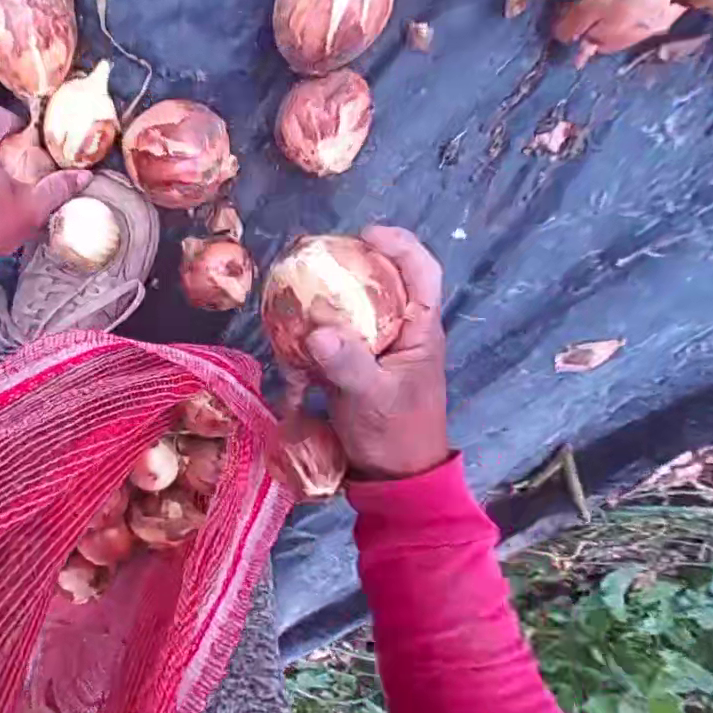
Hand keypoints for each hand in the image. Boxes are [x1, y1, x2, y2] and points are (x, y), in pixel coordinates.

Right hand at [302, 226, 451, 480]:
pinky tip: (290, 349)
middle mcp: (401, 332)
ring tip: (293, 301)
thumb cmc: (395, 435)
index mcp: (420, 331)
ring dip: (324, 305)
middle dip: (349, 268)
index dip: (399, 245)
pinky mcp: (355, 366)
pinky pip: (332, 340)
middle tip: (315, 263)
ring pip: (353, 310)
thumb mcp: (372, 398)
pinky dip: (311, 340)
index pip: (422, 272)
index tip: (363, 235)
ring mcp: (376, 349)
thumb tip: (316, 331)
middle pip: (382, 283)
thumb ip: (347, 364)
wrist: (391, 477)